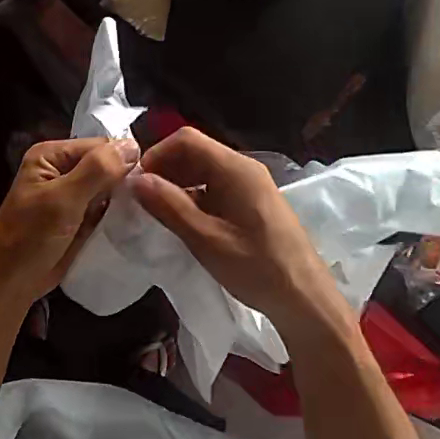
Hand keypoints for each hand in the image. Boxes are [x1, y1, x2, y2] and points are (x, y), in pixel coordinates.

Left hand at [0, 137, 138, 308]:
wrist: (11, 282)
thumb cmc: (30, 237)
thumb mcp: (63, 199)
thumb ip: (96, 170)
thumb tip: (133, 144)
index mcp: (52, 156)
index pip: (101, 146)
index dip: (124, 160)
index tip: (149, 181)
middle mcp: (63, 170)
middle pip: (108, 166)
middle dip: (127, 181)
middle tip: (150, 200)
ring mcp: (72, 196)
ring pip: (110, 190)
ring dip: (126, 201)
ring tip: (149, 212)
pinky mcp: (80, 219)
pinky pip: (107, 211)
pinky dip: (119, 216)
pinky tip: (137, 223)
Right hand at [130, 128, 342, 331]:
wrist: (304, 298)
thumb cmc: (257, 268)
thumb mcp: (206, 239)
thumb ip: (169, 206)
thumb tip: (135, 180)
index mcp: (236, 170)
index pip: (186, 140)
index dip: (155, 155)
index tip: (135, 184)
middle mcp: (244, 170)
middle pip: (194, 153)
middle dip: (163, 171)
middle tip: (140, 201)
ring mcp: (250, 187)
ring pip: (202, 172)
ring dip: (176, 186)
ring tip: (156, 214)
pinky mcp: (251, 205)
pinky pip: (214, 189)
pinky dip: (192, 199)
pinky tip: (181, 223)